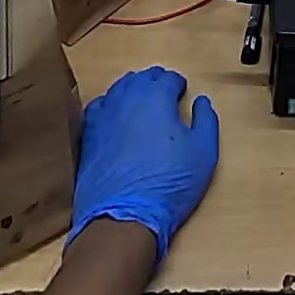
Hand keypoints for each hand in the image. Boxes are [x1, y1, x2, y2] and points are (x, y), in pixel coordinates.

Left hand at [69, 66, 219, 263]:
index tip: (181, 92)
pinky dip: (110, 105)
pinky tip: (115, 117)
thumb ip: (206, 120)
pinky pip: (100, 107)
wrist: (123, 217)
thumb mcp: (203, 152)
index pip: (168, 77)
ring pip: (120, 88)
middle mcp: (128, 97)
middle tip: (164, 94)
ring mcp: (104, 114)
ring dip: (133, 90)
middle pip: (142, 77)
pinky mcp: (88, 134)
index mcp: (157, 96)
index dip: (177, 83)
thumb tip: (201, 101)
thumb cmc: (169, 183)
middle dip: (155, 82)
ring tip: (141, 103)